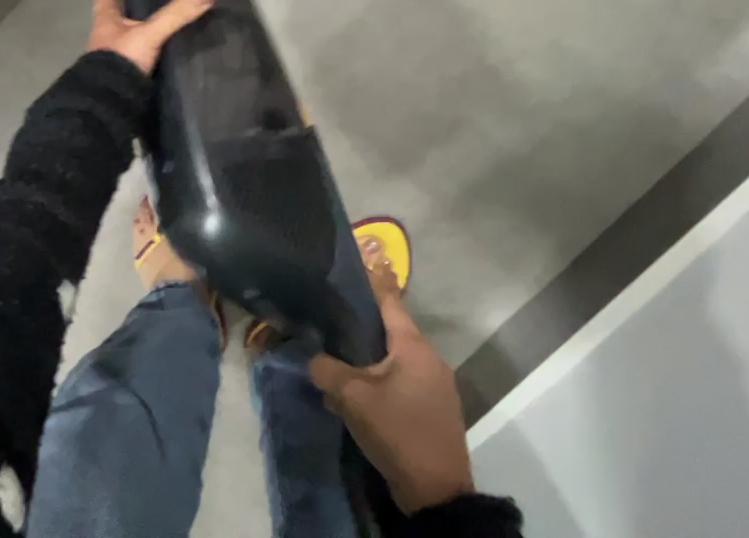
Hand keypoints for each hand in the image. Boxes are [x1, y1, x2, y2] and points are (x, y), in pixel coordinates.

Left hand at [87, 0, 215, 74]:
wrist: (110, 101)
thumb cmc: (122, 59)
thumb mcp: (151, 33)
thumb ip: (176, 15)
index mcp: (105, 22)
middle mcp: (102, 39)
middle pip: (115, 20)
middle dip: (130, 14)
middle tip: (152, 7)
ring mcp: (108, 60)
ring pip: (123, 42)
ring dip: (137, 37)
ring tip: (161, 32)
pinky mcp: (118, 78)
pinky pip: (131, 62)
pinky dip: (142, 58)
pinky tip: (158, 58)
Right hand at [308, 260, 475, 514]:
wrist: (437, 492)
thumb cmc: (397, 431)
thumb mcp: (351, 397)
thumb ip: (326, 368)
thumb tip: (312, 357)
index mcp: (412, 347)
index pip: (388, 300)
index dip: (371, 278)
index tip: (357, 255)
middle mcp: (428, 359)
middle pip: (389, 328)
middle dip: (360, 322)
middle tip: (327, 311)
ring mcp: (434, 384)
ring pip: (392, 356)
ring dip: (366, 354)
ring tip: (333, 351)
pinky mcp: (431, 407)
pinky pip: (399, 378)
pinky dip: (376, 376)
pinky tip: (352, 387)